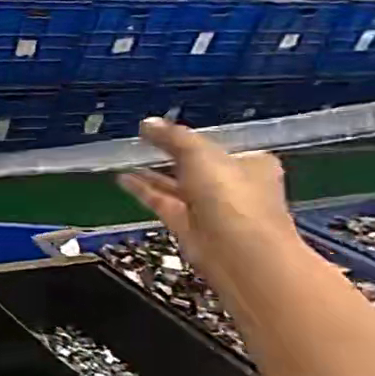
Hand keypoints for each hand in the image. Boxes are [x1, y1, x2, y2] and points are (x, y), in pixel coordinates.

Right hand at [115, 118, 300, 291]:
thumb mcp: (201, 154)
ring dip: (153, 173)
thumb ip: (172, 136)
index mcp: (251, 165)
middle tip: (144, 140)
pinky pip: (160, 200)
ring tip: (128, 156)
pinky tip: (123, 178)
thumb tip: (147, 123)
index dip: (196, 137)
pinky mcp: (186, 224)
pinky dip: (142, 190)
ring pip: (176, 184)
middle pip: (197, 165)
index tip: (168, 128)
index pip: (221, 146)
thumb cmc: (233, 196)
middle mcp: (231, 186)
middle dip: (171, 155)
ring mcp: (208, 207)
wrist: (238, 252)